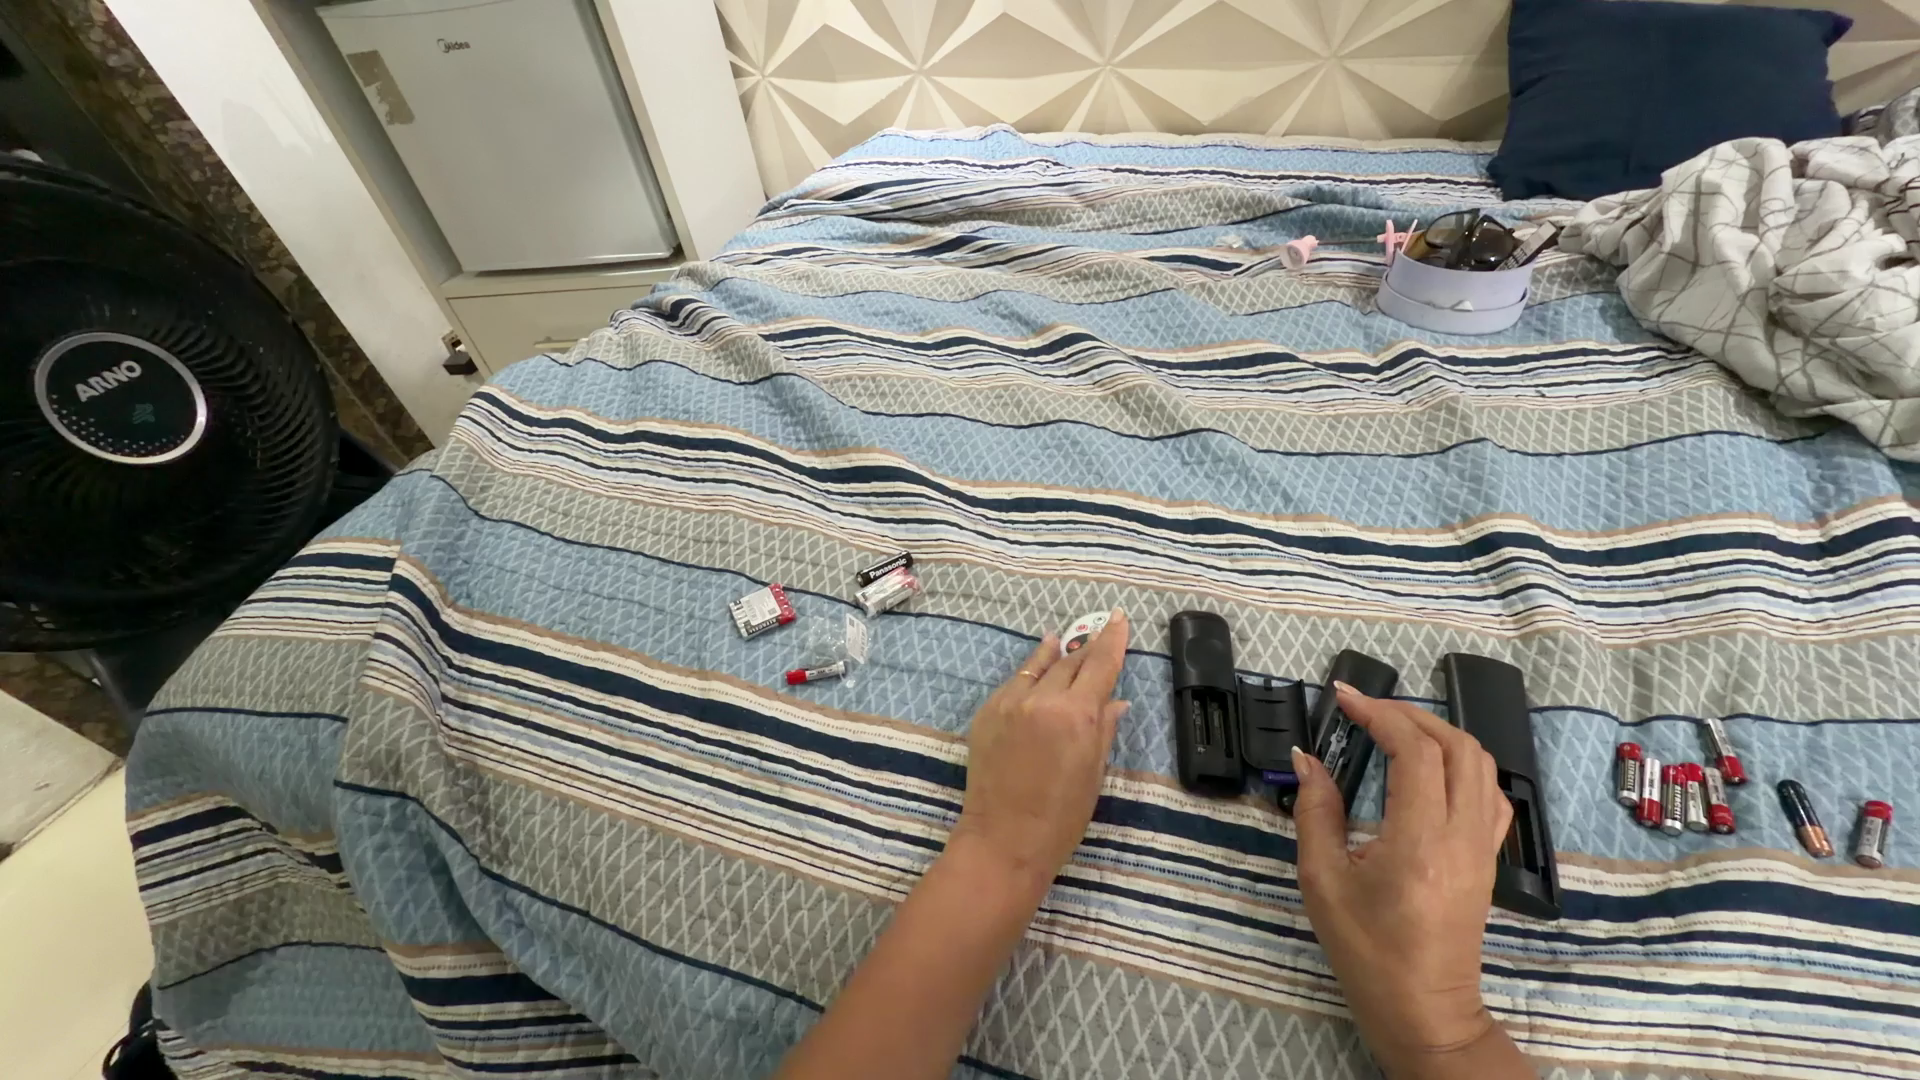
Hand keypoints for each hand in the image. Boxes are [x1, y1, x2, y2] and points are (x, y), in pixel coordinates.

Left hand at [949, 609, 1130, 892]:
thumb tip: (1115, 700)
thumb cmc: (1061, 817)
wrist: (1003, 839)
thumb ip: (1104, 729)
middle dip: (1086, 646)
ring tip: (1061, 638)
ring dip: (1053, 653)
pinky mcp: (987, 712)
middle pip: (1069, 662)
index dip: (1112, 640)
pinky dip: (1029, 674)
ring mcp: (1010, 703)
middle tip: (1098, 630)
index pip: (1099, 665)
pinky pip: (1014, 684)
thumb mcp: (1093, 773)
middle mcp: (1042, 699)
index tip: (1119, 617)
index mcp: (1076, 715)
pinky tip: (1035, 669)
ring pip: (1037, 667)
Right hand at [1290, 683, 1515, 1077]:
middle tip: (1364, 707)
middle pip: (1457, 747)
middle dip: (1409, 713)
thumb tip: (1308, 758)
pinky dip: (1460, 761)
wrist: (1424, 1010)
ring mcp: (1484, 848)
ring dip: (1437, 732)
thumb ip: (1315, 811)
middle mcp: (1463, 837)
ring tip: (1392, 725)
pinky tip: (1427, 765)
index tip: (1343, 698)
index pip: (1415, 753)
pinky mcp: (1489, 858)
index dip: (1379, 714)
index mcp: (1419, 842)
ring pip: (1480, 764)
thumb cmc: (1365, 949)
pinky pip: (1489, 792)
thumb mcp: (1322, 879)